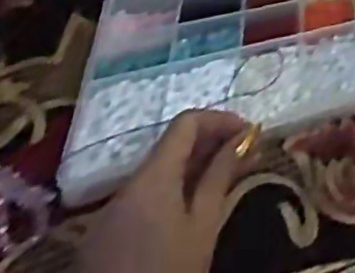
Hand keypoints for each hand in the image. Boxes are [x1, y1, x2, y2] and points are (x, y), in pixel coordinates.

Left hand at [80, 110, 258, 272]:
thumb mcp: (203, 225)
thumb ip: (220, 175)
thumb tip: (243, 138)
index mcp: (151, 178)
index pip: (186, 123)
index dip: (219, 120)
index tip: (248, 133)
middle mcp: (127, 186)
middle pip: (172, 146)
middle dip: (212, 143)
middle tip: (247, 153)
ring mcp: (112, 212)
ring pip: (160, 172)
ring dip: (195, 166)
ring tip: (229, 175)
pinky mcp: (106, 235)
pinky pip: (145, 196)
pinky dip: (174, 188)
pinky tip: (196, 203)